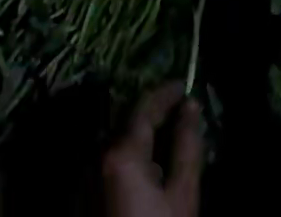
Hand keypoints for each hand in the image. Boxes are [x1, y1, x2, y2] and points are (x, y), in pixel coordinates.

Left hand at [102, 82, 202, 216]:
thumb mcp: (182, 194)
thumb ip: (186, 146)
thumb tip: (191, 105)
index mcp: (122, 151)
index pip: (145, 104)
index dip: (167, 91)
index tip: (186, 86)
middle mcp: (100, 154)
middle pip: (129, 117)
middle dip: (155, 109)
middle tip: (179, 106)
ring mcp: (91, 174)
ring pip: (122, 136)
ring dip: (145, 129)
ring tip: (168, 130)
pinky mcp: (89, 193)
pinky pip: (114, 156)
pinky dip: (134, 148)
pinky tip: (151, 159)